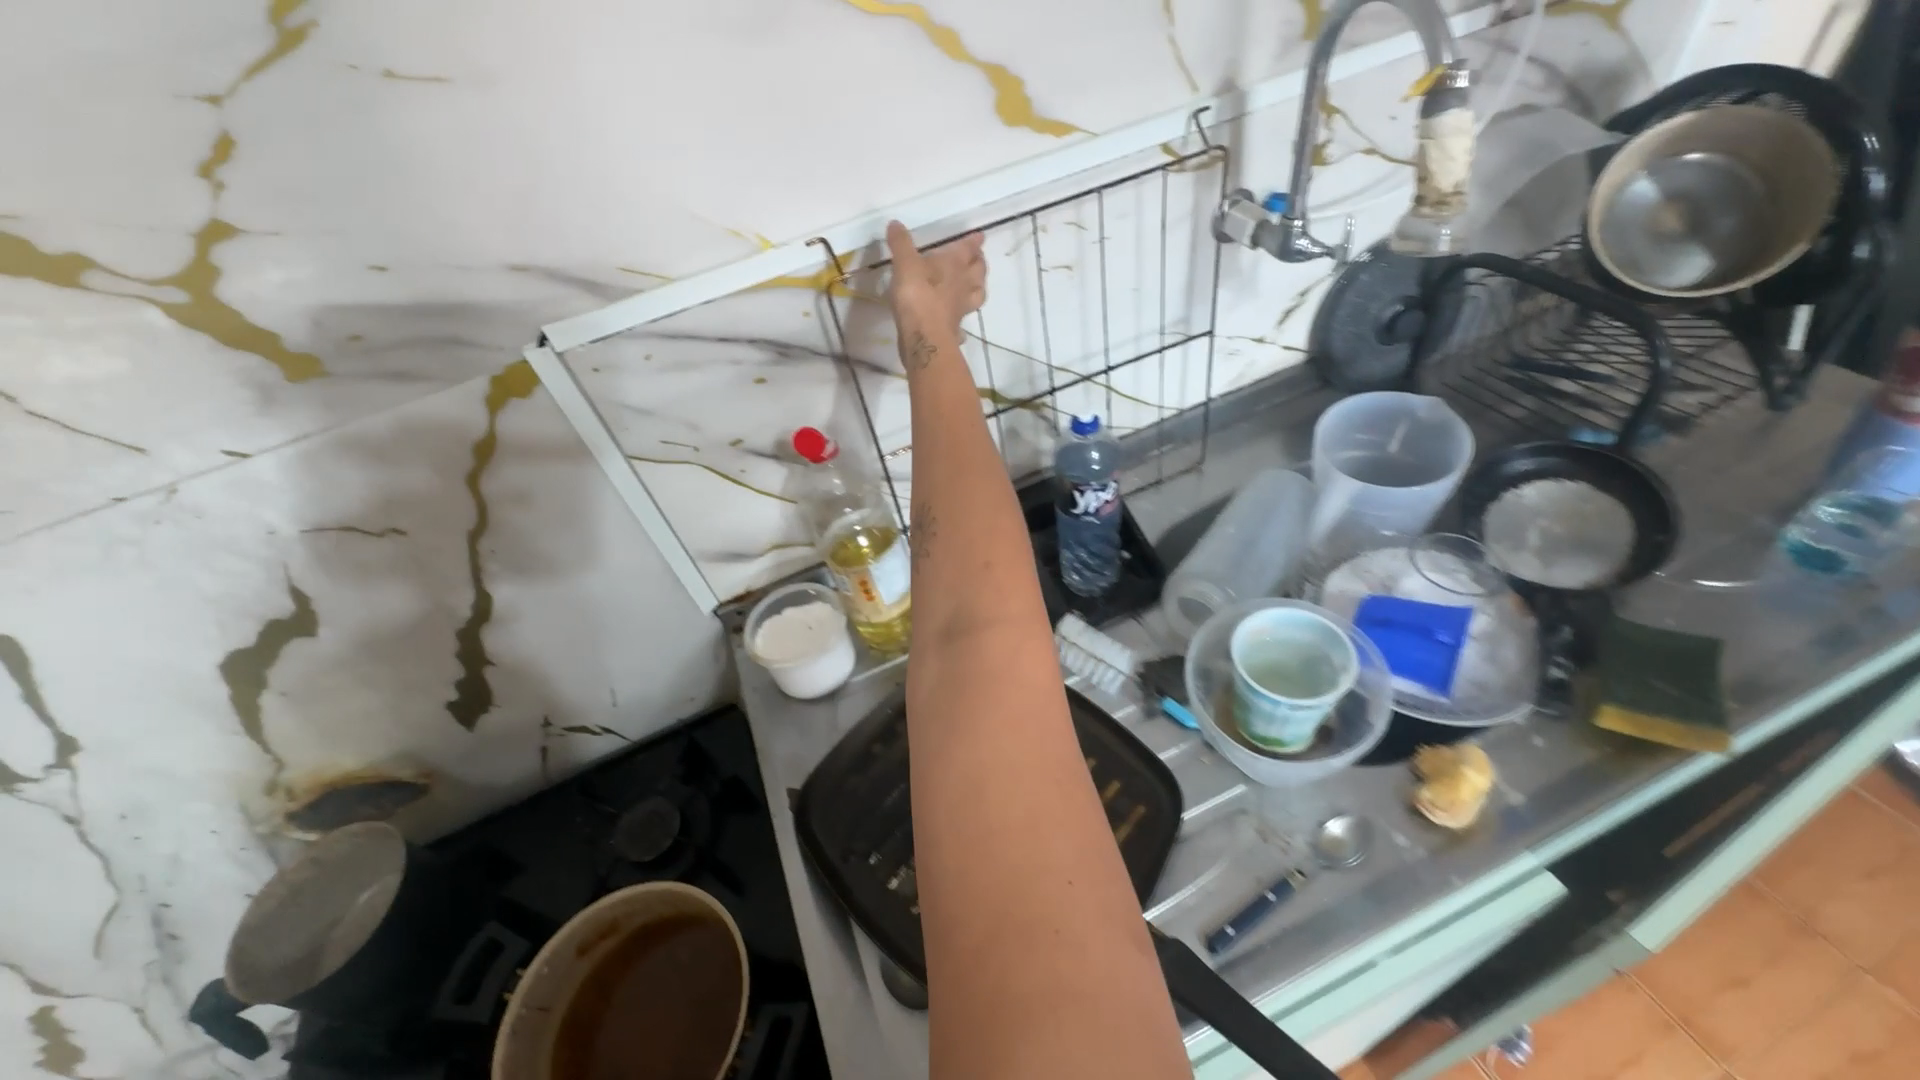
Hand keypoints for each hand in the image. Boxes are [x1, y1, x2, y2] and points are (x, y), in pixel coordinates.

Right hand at [885, 221, 985, 332]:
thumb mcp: (904, 263)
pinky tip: (959, 320)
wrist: (924, 336)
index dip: (973, 241)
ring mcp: (961, 307)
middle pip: (978, 271)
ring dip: (978, 287)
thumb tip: (895, 223)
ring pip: (977, 294)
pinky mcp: (954, 327)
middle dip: (979, 262)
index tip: (980, 235)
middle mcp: (963, 284)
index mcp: (954, 264)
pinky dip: (962, 319)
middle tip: (978, 258)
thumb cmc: (917, 294)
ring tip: (975, 284)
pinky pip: (963, 321)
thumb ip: (901, 243)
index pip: (968, 248)